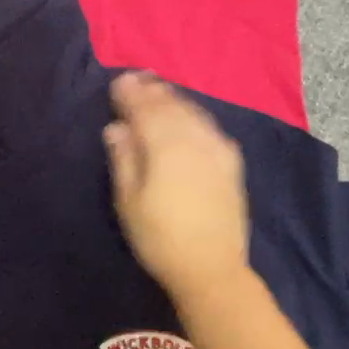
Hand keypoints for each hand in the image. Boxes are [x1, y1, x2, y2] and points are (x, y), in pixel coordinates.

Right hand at [102, 72, 250, 304]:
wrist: (212, 269)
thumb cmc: (159, 238)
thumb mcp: (128, 201)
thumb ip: (124, 158)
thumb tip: (117, 127)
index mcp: (165, 146)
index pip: (144, 109)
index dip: (130, 94)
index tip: (117, 81)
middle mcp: (194, 139)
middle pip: (170, 106)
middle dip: (152, 91)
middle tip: (137, 79)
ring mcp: (217, 149)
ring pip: (193, 112)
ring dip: (174, 99)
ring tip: (159, 91)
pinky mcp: (231, 162)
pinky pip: (210, 126)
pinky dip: (194, 115)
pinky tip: (189, 117)